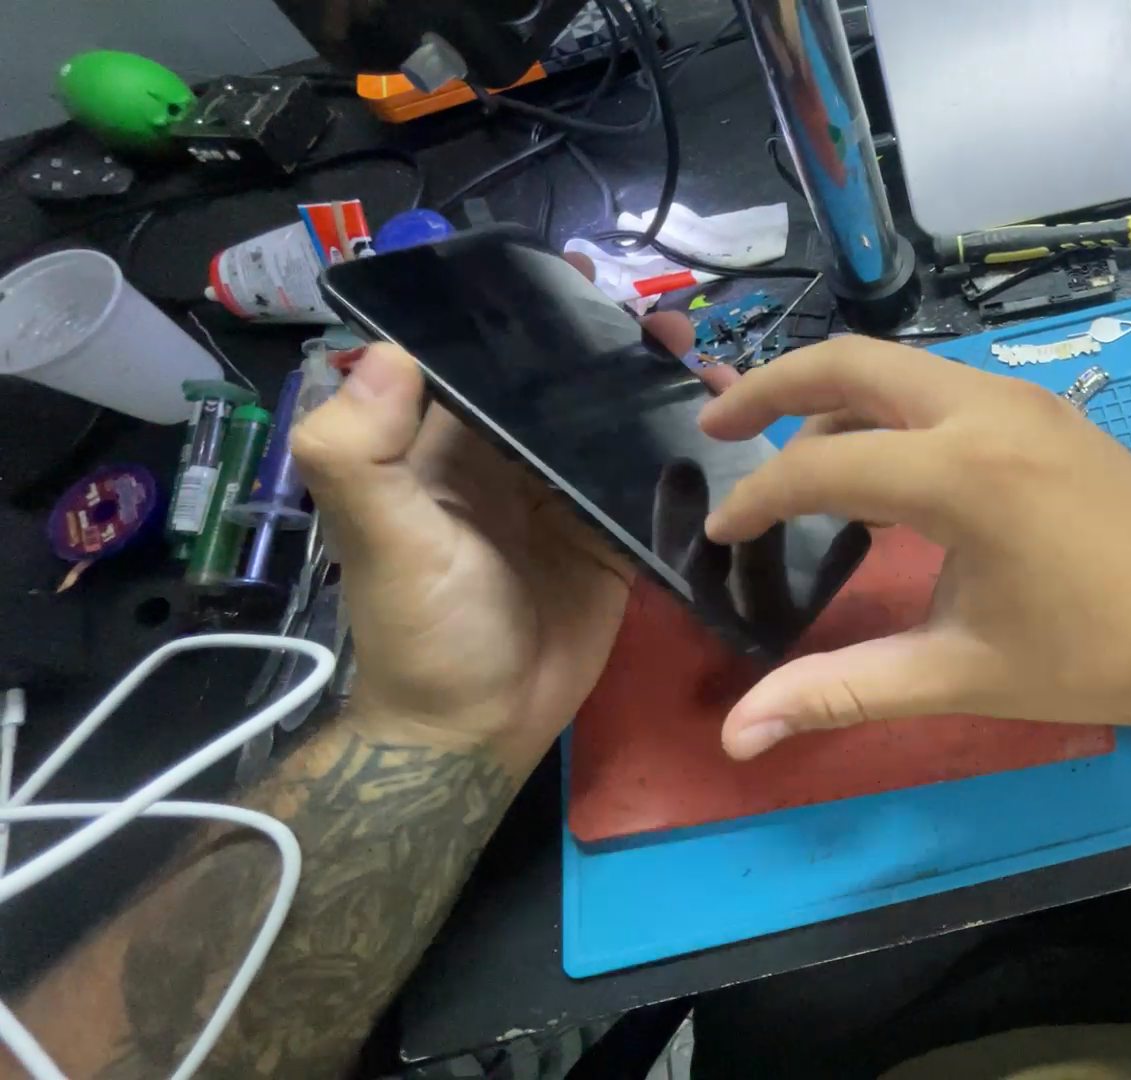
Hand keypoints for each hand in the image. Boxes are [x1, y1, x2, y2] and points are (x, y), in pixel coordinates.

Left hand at [290, 314, 707, 766]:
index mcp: (456, 449)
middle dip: (620, 354)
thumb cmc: (424, 628)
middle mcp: (520, 466)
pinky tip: (726, 439)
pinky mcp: (618, 541)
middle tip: (674, 329)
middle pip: (574, 393)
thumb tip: (389, 351)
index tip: (588, 281)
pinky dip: (687, 464)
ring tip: (711, 370)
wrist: (483, 723)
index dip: (537, 320)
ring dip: (662, 401)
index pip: (498, 366)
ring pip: (621, 435)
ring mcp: (575, 503)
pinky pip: (654, 493)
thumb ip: (362, 452)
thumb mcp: (380, 539)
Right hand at [700, 336, 1130, 757]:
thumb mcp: (957, 675)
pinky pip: (947, 391)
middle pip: (853, 362)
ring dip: (837, 400)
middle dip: (771, 387)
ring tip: (792, 455)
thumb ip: (840, 691)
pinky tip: (885, 470)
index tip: (719, 532)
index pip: (821, 465)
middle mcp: (990, 410)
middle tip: (719, 430)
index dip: (756, 499)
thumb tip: (739, 736)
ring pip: (903, 371)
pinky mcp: (1048, 411)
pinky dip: (894, 415)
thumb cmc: (1090, 657)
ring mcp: (1026, 400)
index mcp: (964, 473)